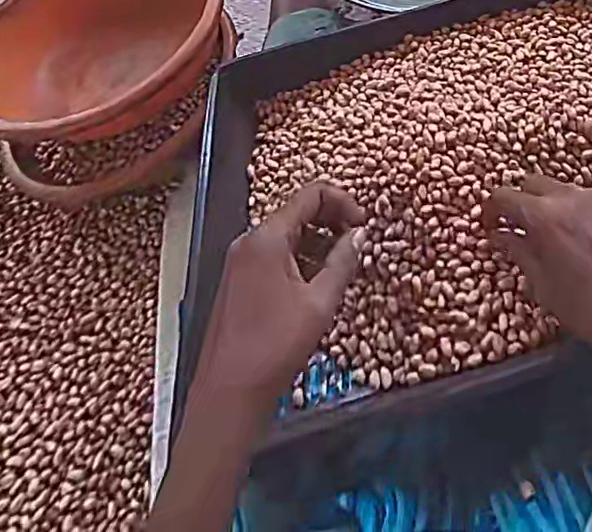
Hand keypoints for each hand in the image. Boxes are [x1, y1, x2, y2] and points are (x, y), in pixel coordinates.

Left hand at [195, 181, 365, 407]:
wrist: (227, 396)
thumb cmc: (275, 346)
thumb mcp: (320, 303)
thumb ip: (343, 261)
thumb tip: (360, 234)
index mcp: (267, 237)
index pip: (310, 195)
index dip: (343, 202)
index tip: (364, 223)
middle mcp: (249, 241)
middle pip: (298, 211)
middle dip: (332, 220)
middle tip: (358, 243)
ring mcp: (240, 261)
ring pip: (288, 234)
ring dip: (318, 241)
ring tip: (343, 266)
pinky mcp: (238, 281)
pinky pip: (275, 255)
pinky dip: (300, 258)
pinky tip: (318, 283)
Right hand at [482, 174, 591, 420]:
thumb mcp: (544, 287)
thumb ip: (519, 252)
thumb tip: (501, 234)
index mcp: (546, 217)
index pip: (505, 195)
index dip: (491, 209)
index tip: (490, 224)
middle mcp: (572, 197)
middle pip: (532, 183)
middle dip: (520, 201)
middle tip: (517, 228)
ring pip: (561, 190)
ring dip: (548, 206)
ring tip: (552, 238)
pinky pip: (588, 200)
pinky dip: (576, 212)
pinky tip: (583, 242)